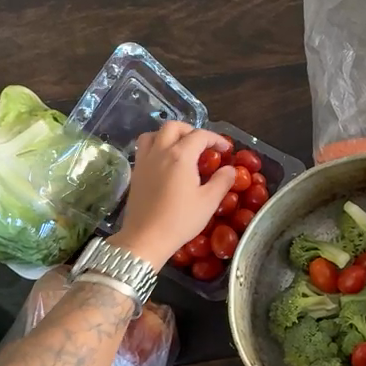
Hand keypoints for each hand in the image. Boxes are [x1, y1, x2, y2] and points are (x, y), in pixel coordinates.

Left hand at [106, 122, 236, 267]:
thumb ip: (222, 181)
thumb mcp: (208, 202)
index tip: (226, 149)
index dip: (216, 139)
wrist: (146, 238)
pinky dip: (156, 146)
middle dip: (191, 130)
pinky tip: (165, 162)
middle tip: (203, 145)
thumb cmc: (180, 220)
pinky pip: (144, 148)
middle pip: (174, 127)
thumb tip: (230, 169)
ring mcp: (144, 161)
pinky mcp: (136, 172)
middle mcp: (160, 152)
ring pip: (154, 134)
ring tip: (181, 148)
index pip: (200, 135)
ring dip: (169, 135)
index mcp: (181, 156)